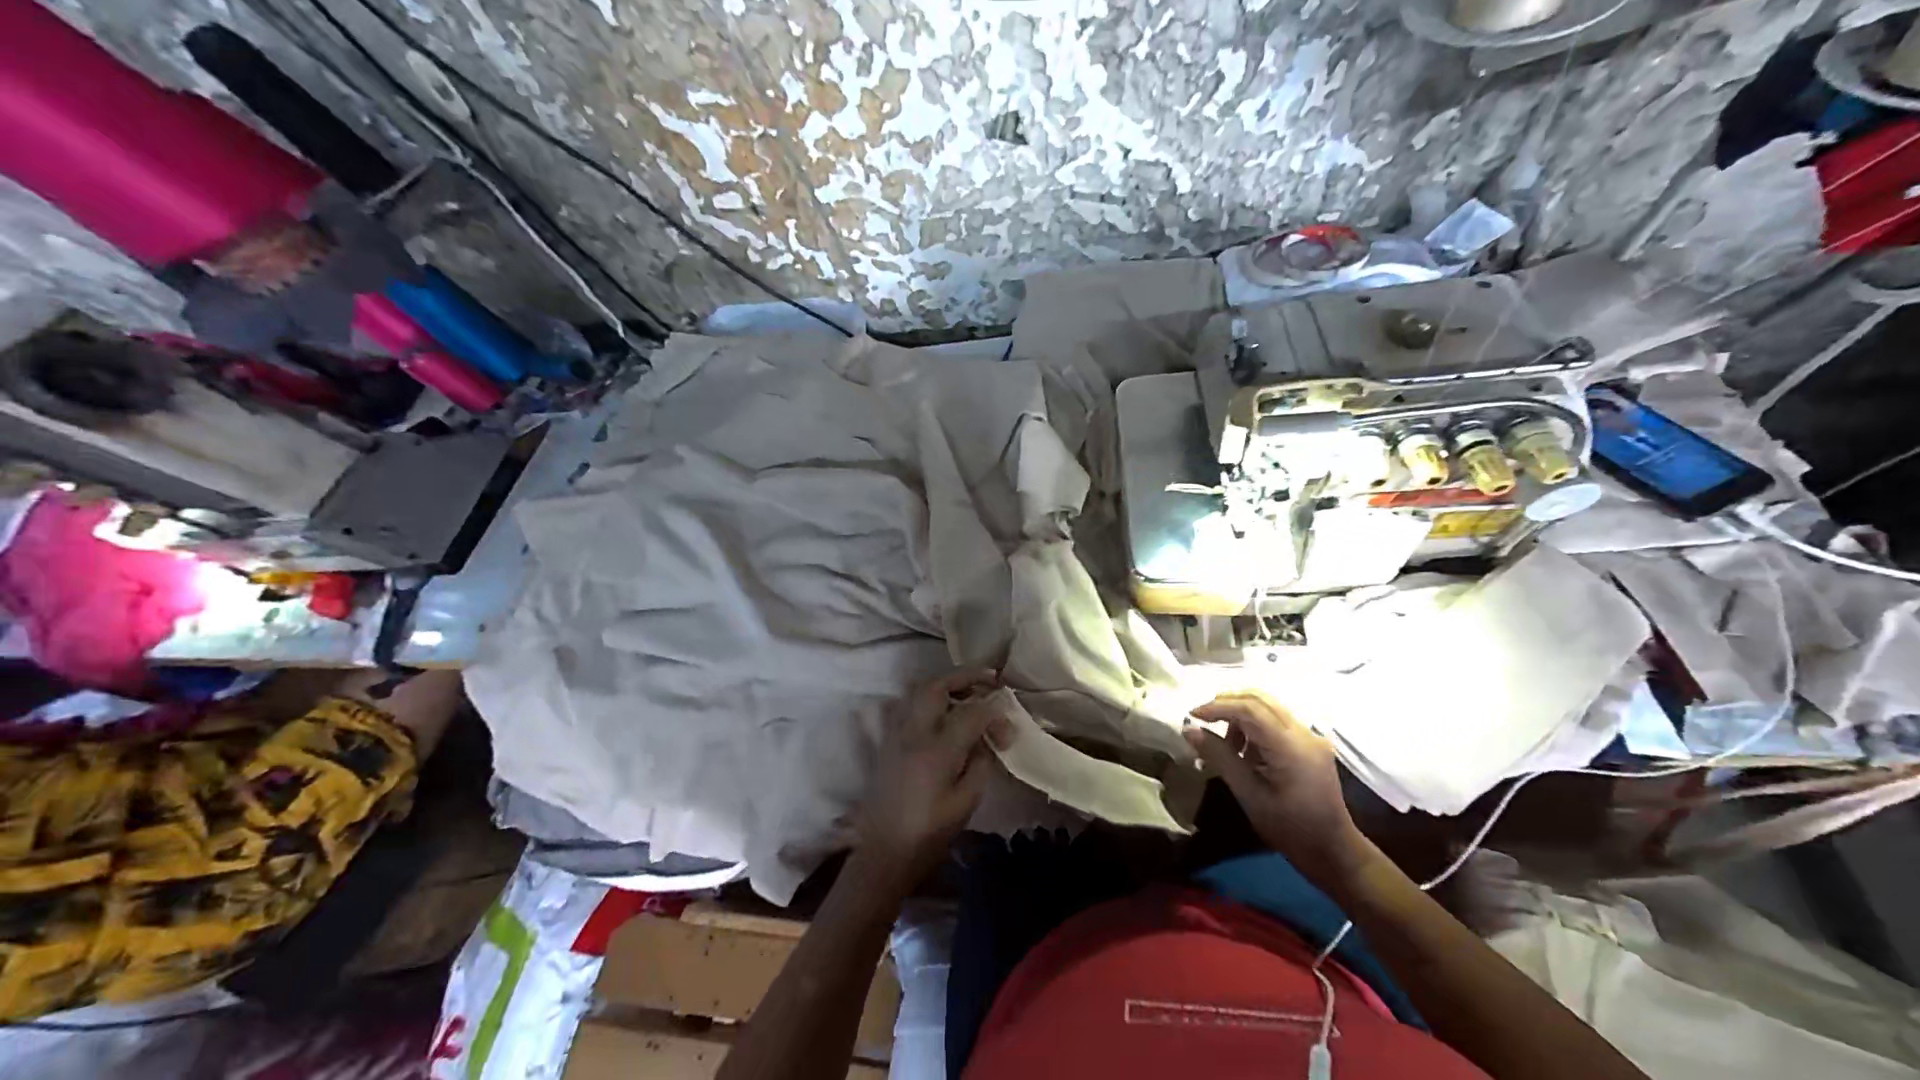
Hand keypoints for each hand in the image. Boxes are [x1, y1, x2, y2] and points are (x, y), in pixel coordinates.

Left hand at [856, 669, 1010, 889]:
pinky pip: (901, 707)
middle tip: (989, 679)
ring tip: (964, 690)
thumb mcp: (965, 803)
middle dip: (964, 676)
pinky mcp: (884, 743)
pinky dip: (920, 699)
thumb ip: (979, 763)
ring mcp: (894, 734)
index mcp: (938, 750)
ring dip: (942, 684)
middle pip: (936, 686)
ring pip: (915, 691)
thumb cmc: (928, 834)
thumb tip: (986, 739)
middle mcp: (913, 732)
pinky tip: (934, 711)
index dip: (995, 711)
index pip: (972, 712)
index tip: (1008, 723)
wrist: (881, 853)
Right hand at [1184, 690, 1364, 880]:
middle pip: (1260, 699)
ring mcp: (1311, 737)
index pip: (1250, 709)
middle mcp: (1304, 734)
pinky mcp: (1312, 744)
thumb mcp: (1249, 795)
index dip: (1218, 707)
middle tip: (1203, 719)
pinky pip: (1278, 721)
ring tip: (1225, 744)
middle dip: (1228, 703)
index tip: (1193, 716)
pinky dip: (1255, 726)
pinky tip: (1245, 751)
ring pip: (1269, 707)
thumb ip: (1220, 757)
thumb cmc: (1289, 829)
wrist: (1333, 851)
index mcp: (1291, 747)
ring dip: (1241, 715)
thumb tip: (1190, 730)